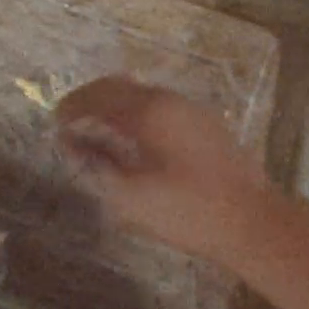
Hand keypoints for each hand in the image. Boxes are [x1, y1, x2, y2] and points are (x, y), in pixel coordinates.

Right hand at [54, 76, 272, 261]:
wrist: (253, 221)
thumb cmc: (187, 210)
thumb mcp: (132, 196)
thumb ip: (97, 165)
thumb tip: (71, 143)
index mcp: (149, 110)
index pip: (100, 95)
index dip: (74, 106)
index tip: (55, 120)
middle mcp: (168, 99)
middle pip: (120, 86)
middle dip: (92, 99)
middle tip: (71, 119)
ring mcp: (190, 109)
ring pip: (141, 95)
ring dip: (115, 105)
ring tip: (97, 128)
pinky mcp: (205, 124)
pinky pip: (159, 106)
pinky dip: (136, 113)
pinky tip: (133, 138)